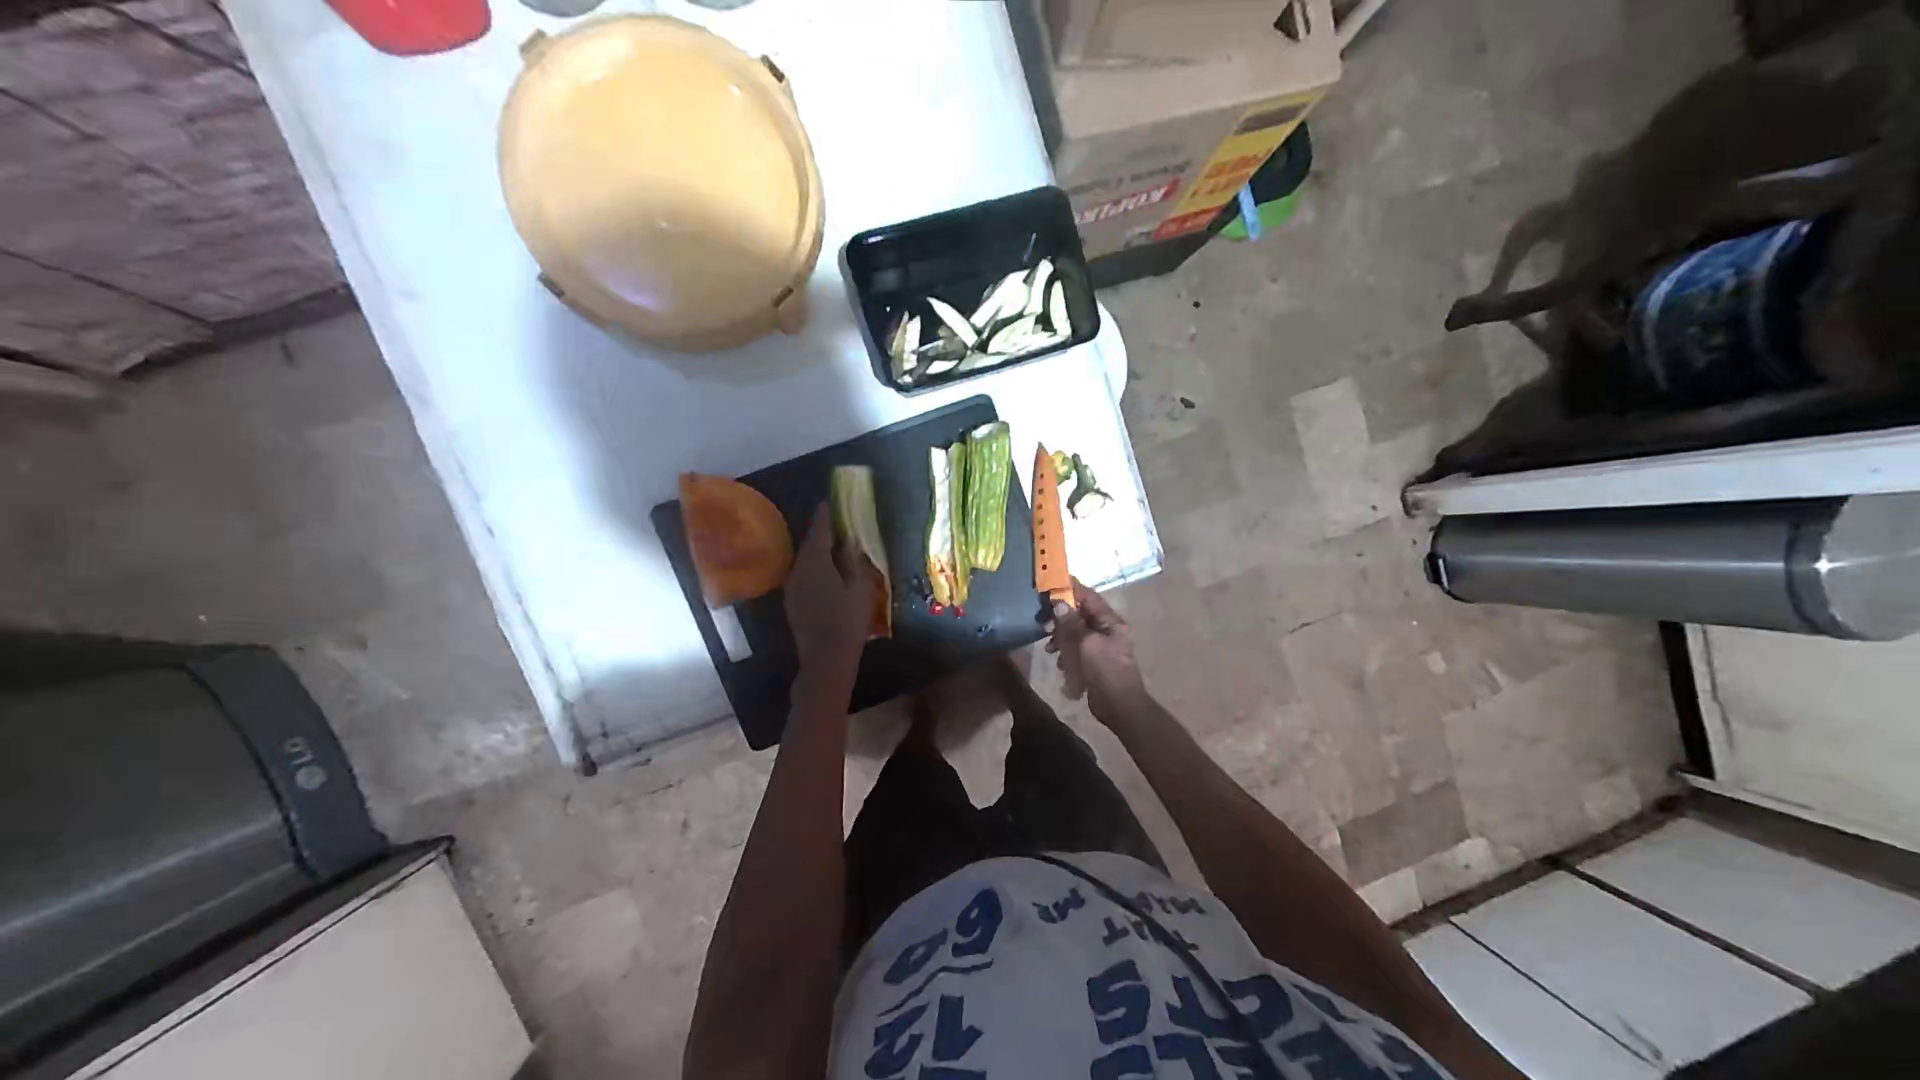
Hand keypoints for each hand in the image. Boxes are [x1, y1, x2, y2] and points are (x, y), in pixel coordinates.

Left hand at [785, 503, 876, 676]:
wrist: (825, 661)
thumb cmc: (848, 622)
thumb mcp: (861, 588)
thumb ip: (855, 561)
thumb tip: (851, 543)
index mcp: (815, 561)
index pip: (820, 528)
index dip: (828, 512)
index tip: (834, 499)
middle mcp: (798, 569)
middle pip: (812, 544)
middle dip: (826, 533)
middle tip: (843, 525)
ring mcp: (792, 587)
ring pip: (808, 561)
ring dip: (822, 553)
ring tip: (841, 551)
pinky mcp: (793, 603)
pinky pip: (806, 576)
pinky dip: (818, 570)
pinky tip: (831, 577)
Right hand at [1047, 579, 1146, 718]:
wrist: (1119, 706)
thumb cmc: (1106, 671)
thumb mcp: (1087, 644)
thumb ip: (1072, 624)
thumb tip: (1059, 604)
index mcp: (1110, 622)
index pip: (1089, 597)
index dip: (1071, 589)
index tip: (1051, 584)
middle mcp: (1106, 630)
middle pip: (1080, 615)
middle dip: (1061, 618)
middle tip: (1043, 623)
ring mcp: (1100, 646)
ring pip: (1075, 633)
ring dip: (1061, 637)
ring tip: (1049, 647)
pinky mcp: (1093, 661)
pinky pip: (1076, 649)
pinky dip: (1065, 652)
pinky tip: (1058, 661)